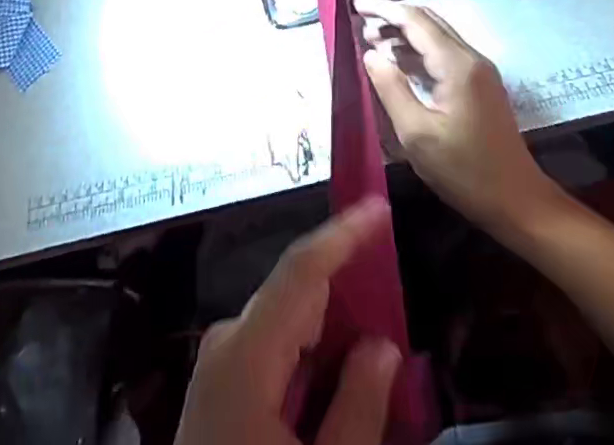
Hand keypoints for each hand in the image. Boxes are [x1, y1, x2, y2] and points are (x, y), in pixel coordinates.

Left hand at [174, 200, 403, 444]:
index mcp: (246, 352)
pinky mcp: (221, 379)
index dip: (340, 234)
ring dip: (332, 324)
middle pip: (293, 294)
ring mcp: (219, 359)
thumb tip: (380, 344)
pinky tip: (340, 375)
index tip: (376, 205)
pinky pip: (274, 346)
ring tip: (378, 340)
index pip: (299, 272)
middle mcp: (227, 340)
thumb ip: (357, 408)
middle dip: (346, 286)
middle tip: (395, 288)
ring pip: (286, 321)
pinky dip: (311, 350)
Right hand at [360, 0, 562, 233]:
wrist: (518, 203)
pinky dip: (417, 51)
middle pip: (428, 22)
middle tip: (360, 23)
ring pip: (436, 37)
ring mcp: (479, 73)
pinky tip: (397, 62)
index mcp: (457, 66)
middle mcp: (472, 60)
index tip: (355, 4)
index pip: (415, 21)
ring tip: (371, 41)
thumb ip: (390, 88)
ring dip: (403, 34)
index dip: (384, 9)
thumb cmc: (464, 171)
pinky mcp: (479, 87)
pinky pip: (443, 55)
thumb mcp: (416, 133)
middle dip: (393, 17)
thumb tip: (370, 54)